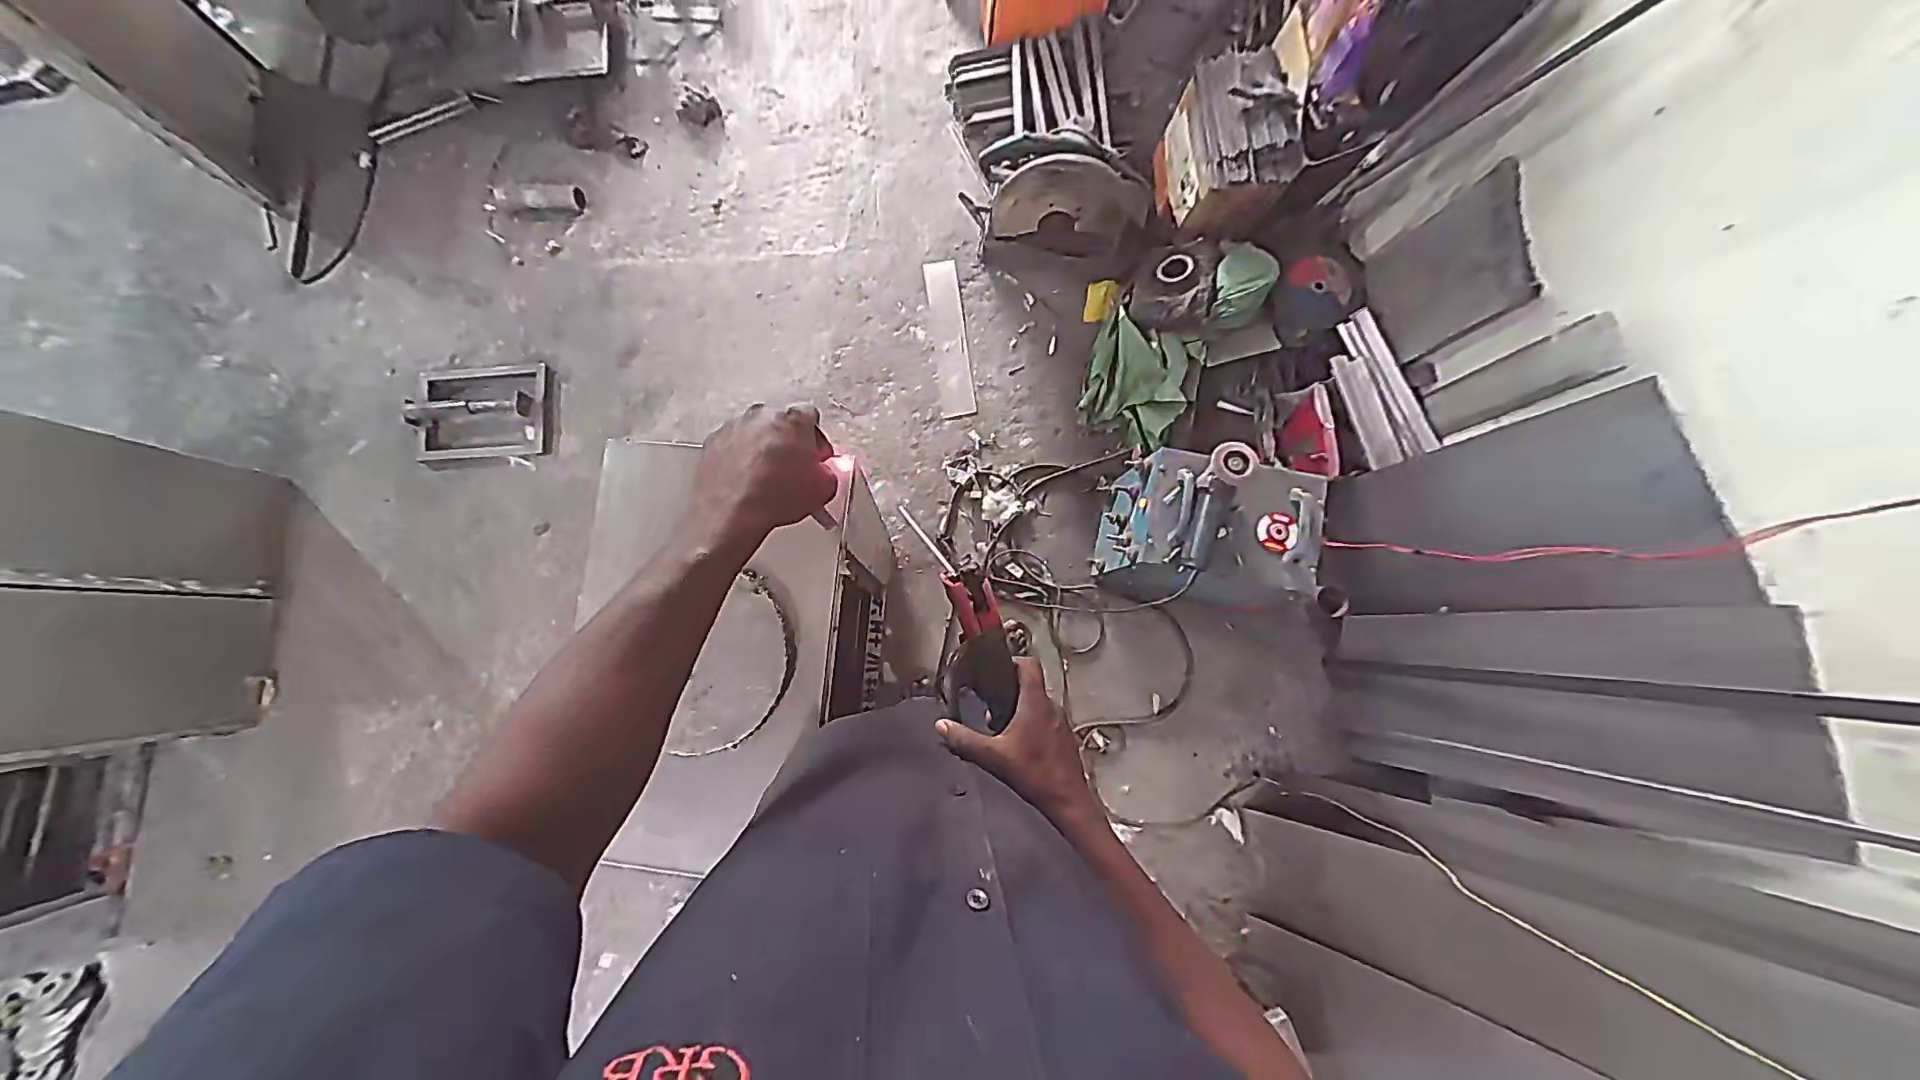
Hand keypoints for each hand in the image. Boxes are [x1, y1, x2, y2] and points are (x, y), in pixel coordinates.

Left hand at [683, 404, 837, 551]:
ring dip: (765, 452)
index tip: (816, 458)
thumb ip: (829, 472)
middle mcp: (763, 417)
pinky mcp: (715, 441)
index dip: (816, 441)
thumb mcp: (822, 489)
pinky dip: (741, 459)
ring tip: (769, 481)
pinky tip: (749, 482)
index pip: (811, 418)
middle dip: (790, 445)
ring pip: (757, 434)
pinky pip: (734, 446)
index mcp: (793, 421)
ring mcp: (736, 427)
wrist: (732, 514)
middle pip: (782, 424)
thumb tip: (824, 474)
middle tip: (794, 471)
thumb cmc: (772, 498)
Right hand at [935, 659, 1098, 824]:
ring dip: (1022, 707)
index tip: (998, 670)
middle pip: (1032, 683)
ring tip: (1003, 724)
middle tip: (993, 702)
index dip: (1012, 661)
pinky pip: (1048, 720)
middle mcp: (1052, 707)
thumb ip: (965, 740)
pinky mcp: (1065, 737)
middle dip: (1011, 689)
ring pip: (1040, 703)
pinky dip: (1033, 723)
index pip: (1029, 664)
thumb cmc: (1036, 774)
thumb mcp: (993, 756)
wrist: (1067, 800)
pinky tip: (1020, 744)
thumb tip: (943, 726)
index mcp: (1035, 702)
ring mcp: (1061, 722)